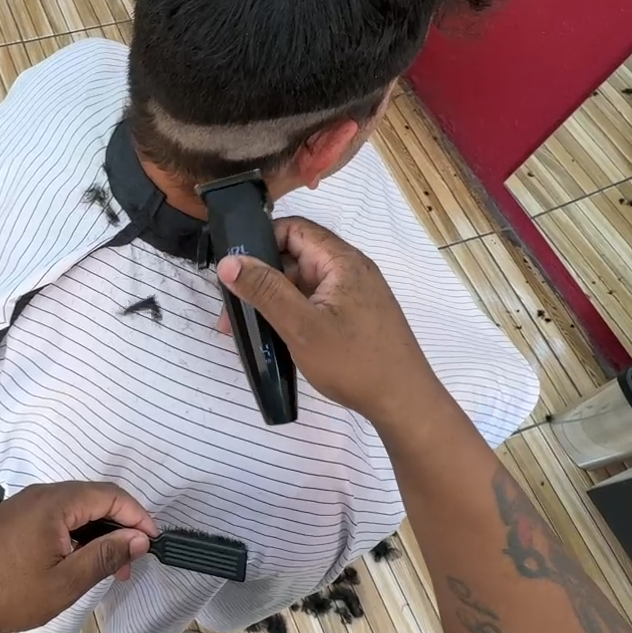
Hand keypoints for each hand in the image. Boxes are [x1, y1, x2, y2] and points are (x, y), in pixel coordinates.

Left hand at [0, 482, 155, 632]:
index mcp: (54, 502)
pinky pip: (57, 514)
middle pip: (93, 497)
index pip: (109, 494)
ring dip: (98, 531)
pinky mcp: (16, 516)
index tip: (153, 541)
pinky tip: (82, 559)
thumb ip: (106, 555)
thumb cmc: (11, 594)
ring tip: (111, 567)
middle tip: (132, 561)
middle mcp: (40, 492)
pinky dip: (76, 531)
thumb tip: (139, 538)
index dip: (137, 515)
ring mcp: (25, 503)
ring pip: (75, 507)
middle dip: (119, 525)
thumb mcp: (65, 581)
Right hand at [216, 216, 435, 425]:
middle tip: (232, 307)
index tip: (233, 267)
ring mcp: (353, 294)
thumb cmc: (355, 362)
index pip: (294, 229)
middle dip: (260, 277)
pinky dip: (289, 313)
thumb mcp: (301, 326)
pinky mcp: (353, 316)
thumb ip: (265, 290)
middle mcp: (349, 270)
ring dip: (272, 299)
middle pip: (295, 256)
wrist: (403, 403)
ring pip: (301, 283)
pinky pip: (313, 302)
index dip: (260, 240)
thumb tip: (227, 262)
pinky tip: (273, 335)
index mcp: (341, 261)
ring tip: (246, 328)